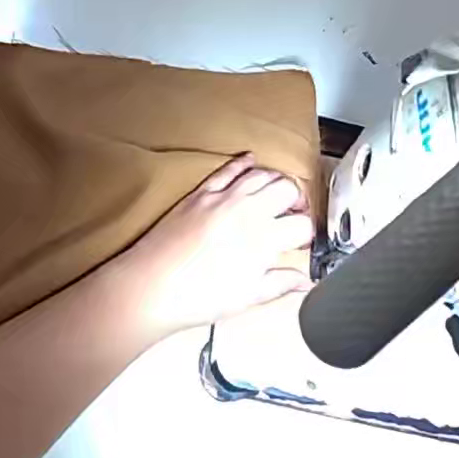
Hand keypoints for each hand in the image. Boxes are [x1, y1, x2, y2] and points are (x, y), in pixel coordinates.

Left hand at [96, 154, 314, 343]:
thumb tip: (301, 281)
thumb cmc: (194, 295)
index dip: (307, 235)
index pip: (302, 225)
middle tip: (294, 215)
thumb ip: (279, 284)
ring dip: (276, 181)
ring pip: (261, 174)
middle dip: (297, 201)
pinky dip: (242, 163)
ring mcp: (221, 199)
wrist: (151, 285)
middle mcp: (246, 212)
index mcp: (263, 239)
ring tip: (279, 194)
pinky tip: (250, 160)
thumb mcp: (246, 297)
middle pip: (287, 189)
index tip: (301, 243)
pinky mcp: (199, 195)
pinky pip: (226, 170)